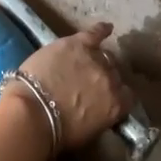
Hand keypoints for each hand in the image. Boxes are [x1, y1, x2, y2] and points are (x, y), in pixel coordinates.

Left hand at [15, 23, 133, 150]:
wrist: (34, 112)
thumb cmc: (58, 133)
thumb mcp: (89, 132)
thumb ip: (102, 116)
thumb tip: (101, 109)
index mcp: (116, 104)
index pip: (127, 96)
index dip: (117, 96)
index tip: (108, 98)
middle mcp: (110, 79)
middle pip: (114, 73)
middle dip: (105, 78)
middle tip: (91, 83)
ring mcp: (94, 58)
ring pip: (104, 55)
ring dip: (98, 60)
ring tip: (89, 63)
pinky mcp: (76, 43)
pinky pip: (94, 33)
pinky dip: (101, 30)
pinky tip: (107, 27)